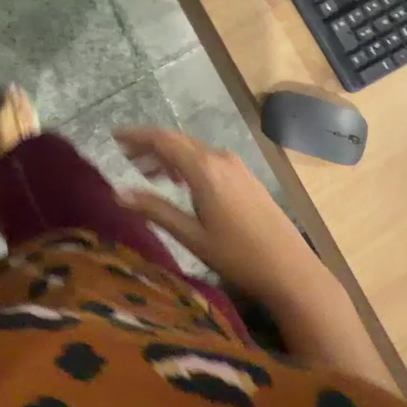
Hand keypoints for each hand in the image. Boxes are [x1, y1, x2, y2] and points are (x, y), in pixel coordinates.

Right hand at [115, 128, 303, 302]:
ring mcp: (236, 166)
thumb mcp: (191, 236)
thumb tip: (118, 193)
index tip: (114, 138)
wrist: (292, 271)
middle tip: (125, 157)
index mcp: (204, 168)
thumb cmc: (238, 256)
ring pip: (193, 149)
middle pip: (177, 140)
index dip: (136, 136)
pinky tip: (180, 181)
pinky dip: (186, 162)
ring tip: (147, 172)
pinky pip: (208, 158)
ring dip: (168, 155)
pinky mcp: (246, 177)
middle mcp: (220, 158)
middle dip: (149, 145)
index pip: (162, 139)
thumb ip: (154, 210)